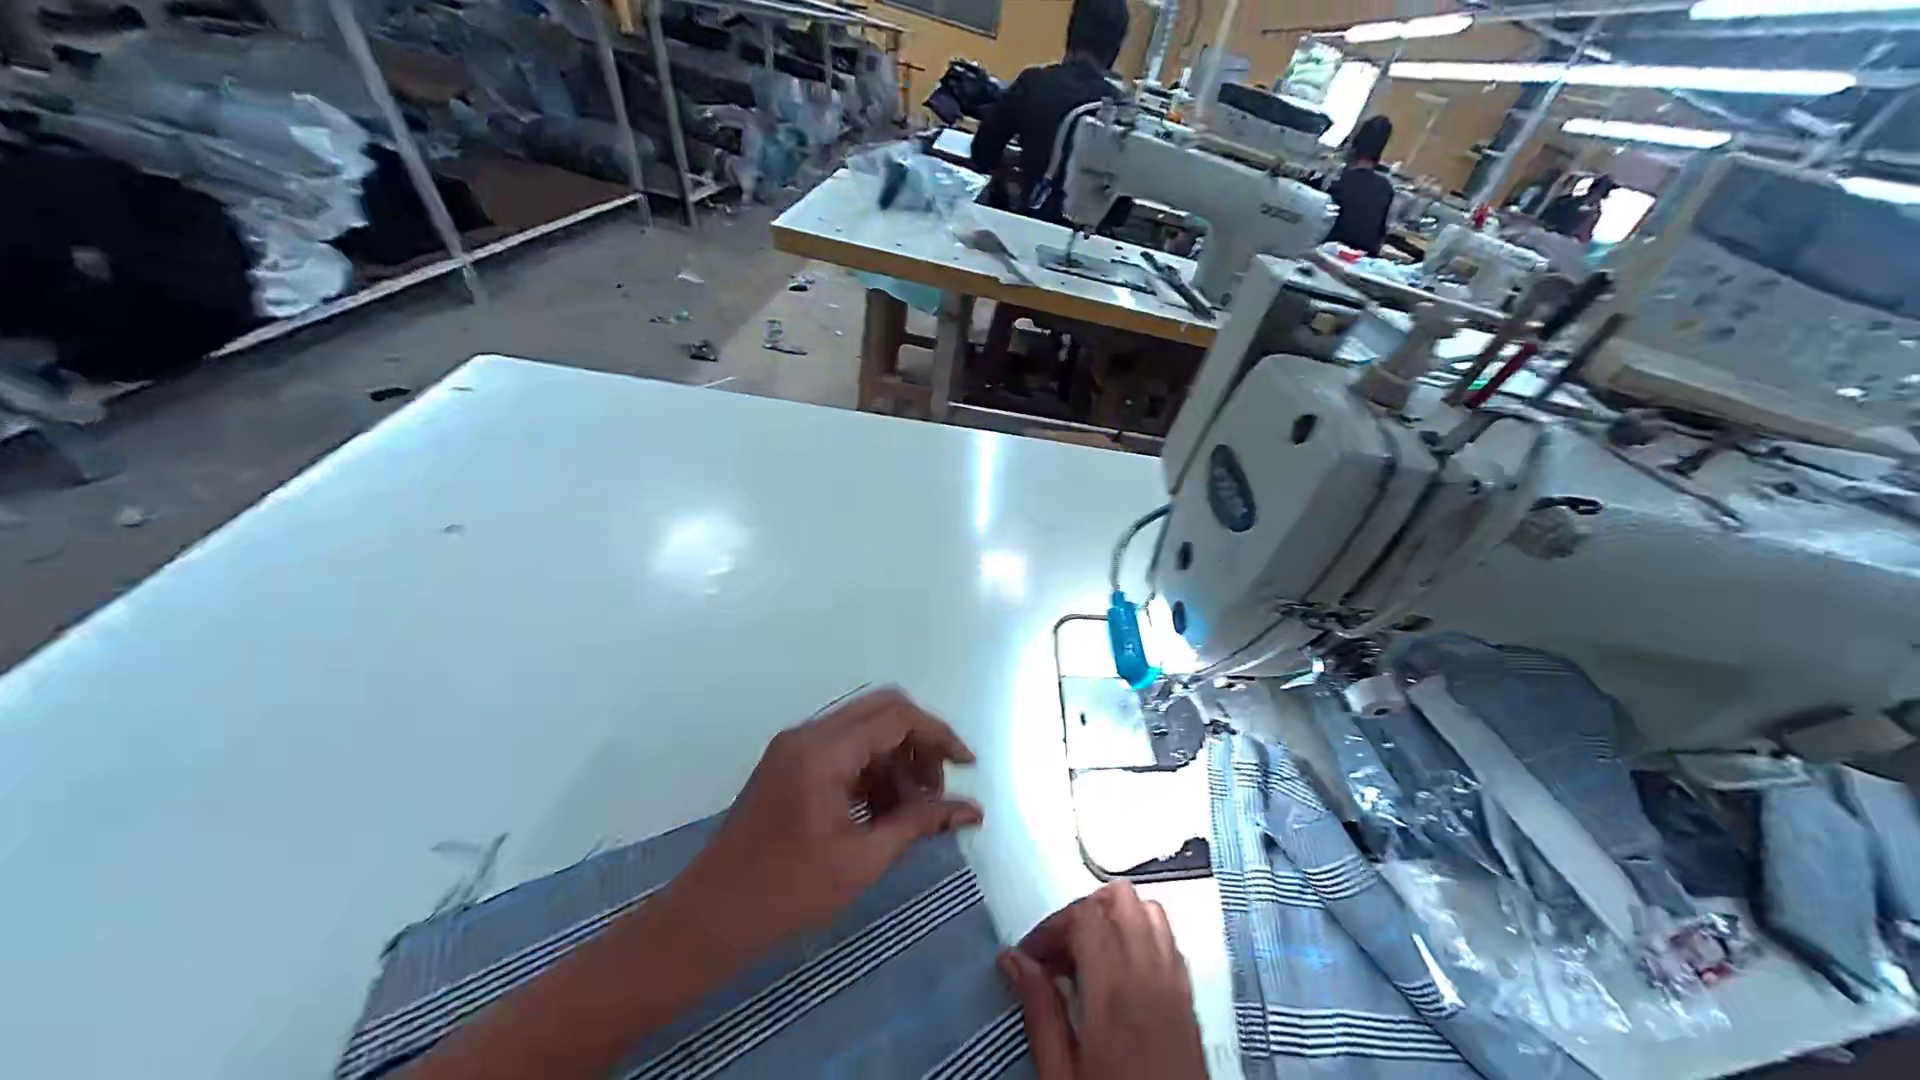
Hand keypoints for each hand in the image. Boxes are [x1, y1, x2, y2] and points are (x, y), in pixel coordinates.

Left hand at [657, 686, 982, 962]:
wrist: (711, 916)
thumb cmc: (787, 891)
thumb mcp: (862, 860)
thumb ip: (919, 824)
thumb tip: (973, 810)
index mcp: (823, 751)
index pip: (896, 716)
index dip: (939, 735)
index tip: (967, 766)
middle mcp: (809, 735)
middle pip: (882, 711)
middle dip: (919, 744)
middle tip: (936, 791)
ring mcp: (796, 746)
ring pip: (864, 729)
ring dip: (895, 760)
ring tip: (909, 812)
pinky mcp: (790, 763)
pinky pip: (844, 749)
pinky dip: (871, 770)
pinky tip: (881, 812)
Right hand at [1000, 882, 1207, 1079]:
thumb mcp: (1061, 1075)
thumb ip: (1039, 1010)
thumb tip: (1014, 961)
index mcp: (1115, 992)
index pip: (1085, 916)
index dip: (1051, 926)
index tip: (1030, 956)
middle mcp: (1151, 977)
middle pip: (1119, 900)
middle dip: (1081, 914)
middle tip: (1057, 953)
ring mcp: (1176, 985)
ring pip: (1148, 911)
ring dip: (1114, 919)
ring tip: (1086, 956)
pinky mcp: (1191, 1000)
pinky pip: (1168, 939)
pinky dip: (1141, 936)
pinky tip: (1120, 971)